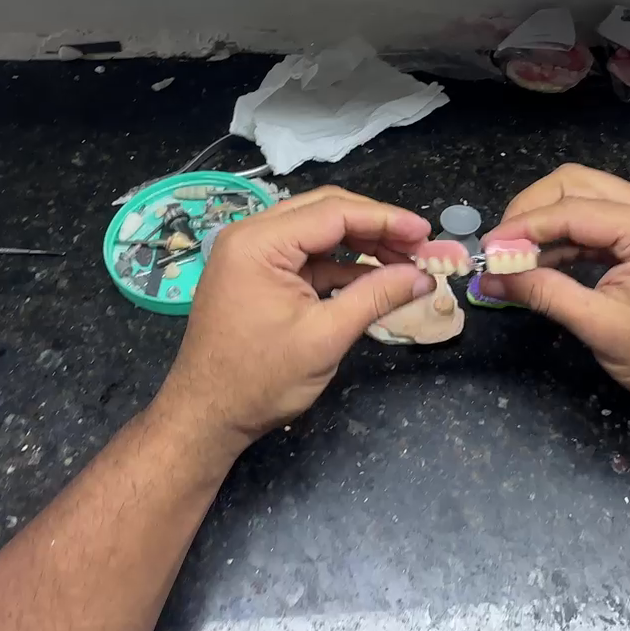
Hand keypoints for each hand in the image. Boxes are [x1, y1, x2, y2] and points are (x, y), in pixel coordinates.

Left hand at [154, 186, 435, 452]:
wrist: (205, 419)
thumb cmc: (259, 380)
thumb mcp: (326, 336)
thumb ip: (377, 297)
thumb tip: (423, 277)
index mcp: (259, 242)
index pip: (334, 212)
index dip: (385, 219)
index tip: (425, 232)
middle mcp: (252, 235)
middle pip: (326, 211)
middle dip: (376, 226)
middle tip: (419, 244)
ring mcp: (254, 254)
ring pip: (320, 231)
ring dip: (362, 243)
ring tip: (404, 261)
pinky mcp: (261, 275)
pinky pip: (309, 256)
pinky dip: (343, 264)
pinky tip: (376, 277)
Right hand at [478, 165, 629, 417]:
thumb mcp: (602, 327)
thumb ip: (545, 294)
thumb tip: (491, 277)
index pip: (570, 209)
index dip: (522, 227)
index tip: (487, 251)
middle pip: (573, 184)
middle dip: (530, 211)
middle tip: (501, 248)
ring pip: (580, 197)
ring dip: (544, 222)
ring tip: (515, 256)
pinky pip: (592, 221)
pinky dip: (562, 236)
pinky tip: (541, 262)